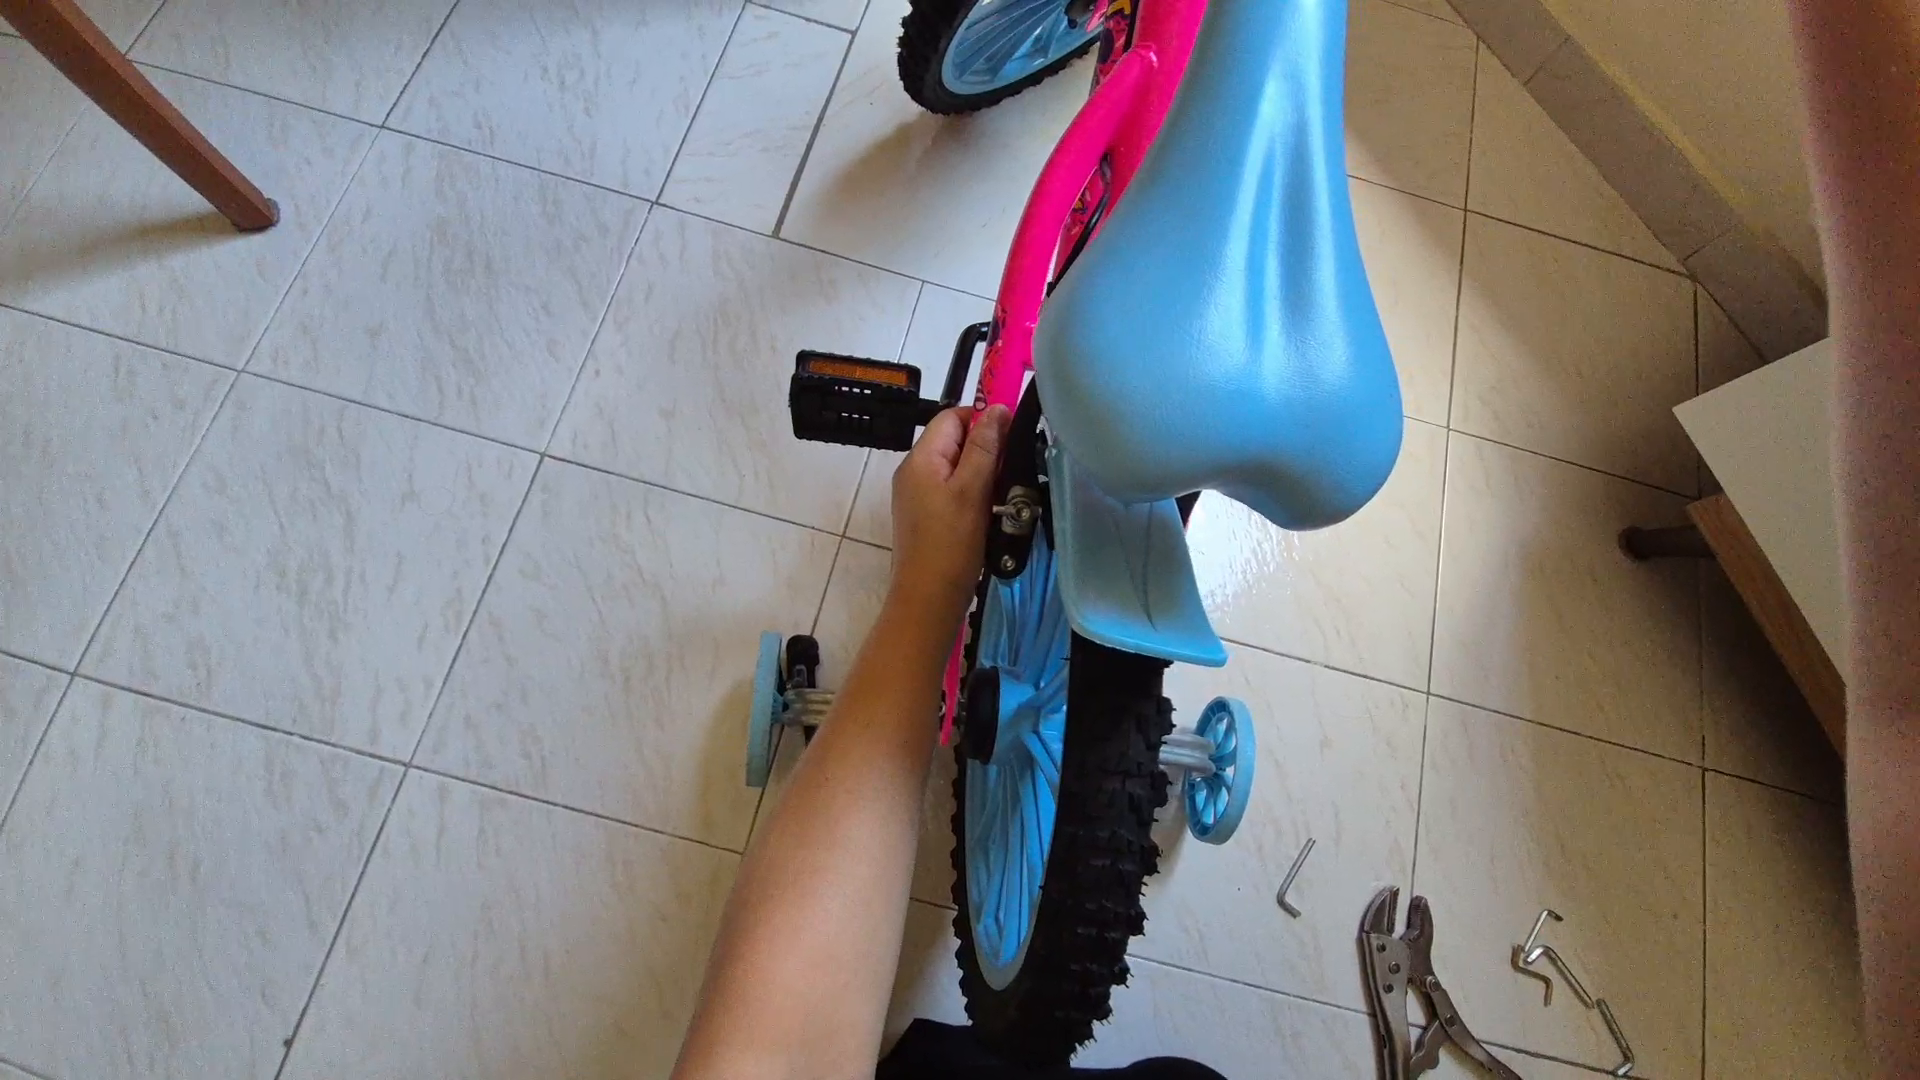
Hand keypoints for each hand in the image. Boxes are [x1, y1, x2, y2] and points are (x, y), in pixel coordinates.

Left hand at [887, 405, 1012, 626]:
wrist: (928, 600)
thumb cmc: (951, 544)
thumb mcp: (972, 490)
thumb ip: (984, 447)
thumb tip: (997, 409)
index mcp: (920, 460)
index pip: (951, 417)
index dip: (982, 418)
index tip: (1013, 435)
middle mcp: (914, 473)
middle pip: (954, 442)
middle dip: (986, 449)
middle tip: (1013, 466)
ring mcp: (918, 497)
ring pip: (957, 469)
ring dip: (983, 474)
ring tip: (1006, 490)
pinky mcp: (927, 518)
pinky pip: (953, 492)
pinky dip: (975, 494)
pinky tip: (992, 510)